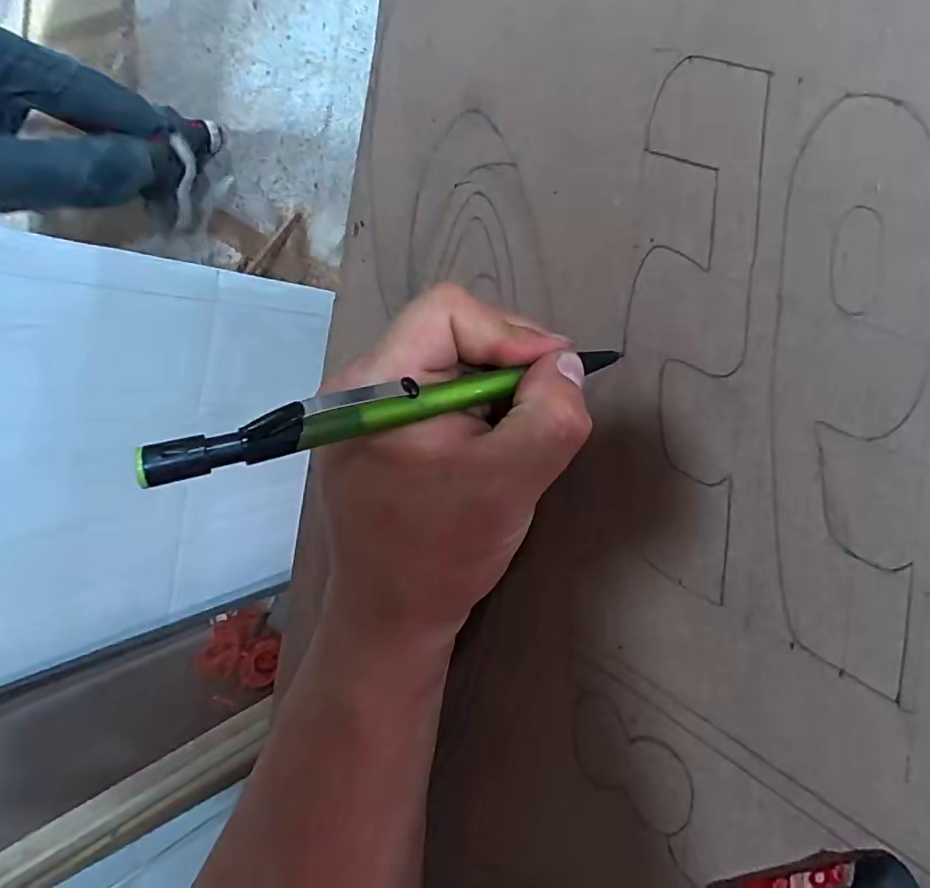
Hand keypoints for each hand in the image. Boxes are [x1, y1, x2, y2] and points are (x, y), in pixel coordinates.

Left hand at [315, 284, 594, 649]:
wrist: (392, 617)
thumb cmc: (442, 554)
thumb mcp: (512, 483)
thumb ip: (551, 417)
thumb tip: (566, 363)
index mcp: (374, 384)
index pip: (447, 311)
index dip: (510, 333)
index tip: (553, 373)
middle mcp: (362, 382)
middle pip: (451, 331)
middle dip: (510, 363)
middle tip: (546, 404)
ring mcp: (370, 405)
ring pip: (453, 360)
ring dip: (499, 388)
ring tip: (517, 435)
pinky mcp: (384, 427)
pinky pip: (444, 389)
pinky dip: (482, 407)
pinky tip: (493, 446)